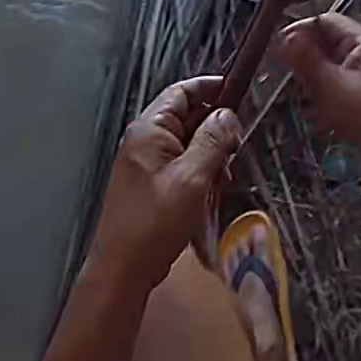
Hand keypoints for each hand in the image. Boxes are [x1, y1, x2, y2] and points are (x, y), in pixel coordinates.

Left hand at [85, 76, 241, 294]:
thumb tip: (228, 115)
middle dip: (215, 128)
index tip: (238, 90)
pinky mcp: (154, 184)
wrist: (123, 273)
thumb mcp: (192, 178)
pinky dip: (202, 172)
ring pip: (189, 142)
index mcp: (150, 129)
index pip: (182, 91)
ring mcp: (149, 162)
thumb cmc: (154, 222)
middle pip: (188, 116)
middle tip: (237, 146)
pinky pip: (184, 164)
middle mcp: (147, 139)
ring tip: (224, 176)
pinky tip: (212, 191)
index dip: (210, 87)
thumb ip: (213, 141)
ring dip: (211, 154)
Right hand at [278, 13, 360, 182]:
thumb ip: (307, 62)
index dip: (299, 31)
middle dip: (305, 60)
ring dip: (314, 83)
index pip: (323, 21)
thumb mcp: (334, 87)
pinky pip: (335, 88)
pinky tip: (323, 118)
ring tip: (311, 102)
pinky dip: (325, 99)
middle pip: (324, 44)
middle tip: (291, 79)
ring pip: (327, 68)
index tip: (279, 49)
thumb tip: (283, 38)